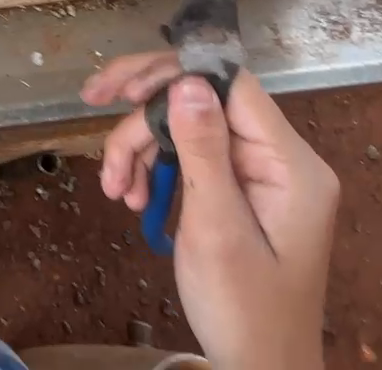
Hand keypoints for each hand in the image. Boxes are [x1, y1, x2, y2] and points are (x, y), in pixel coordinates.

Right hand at [83, 56, 337, 369]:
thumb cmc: (243, 308)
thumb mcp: (217, 228)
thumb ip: (203, 150)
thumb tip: (187, 81)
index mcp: (290, 162)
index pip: (229, 83)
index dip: (171, 74)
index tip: (120, 91)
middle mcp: (277, 156)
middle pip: (198, 99)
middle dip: (141, 113)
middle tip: (90, 105)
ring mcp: (257, 170)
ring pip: (182, 125)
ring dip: (138, 148)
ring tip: (115, 188)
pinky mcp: (236, 185)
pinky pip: (186, 153)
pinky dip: (151, 168)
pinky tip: (130, 195)